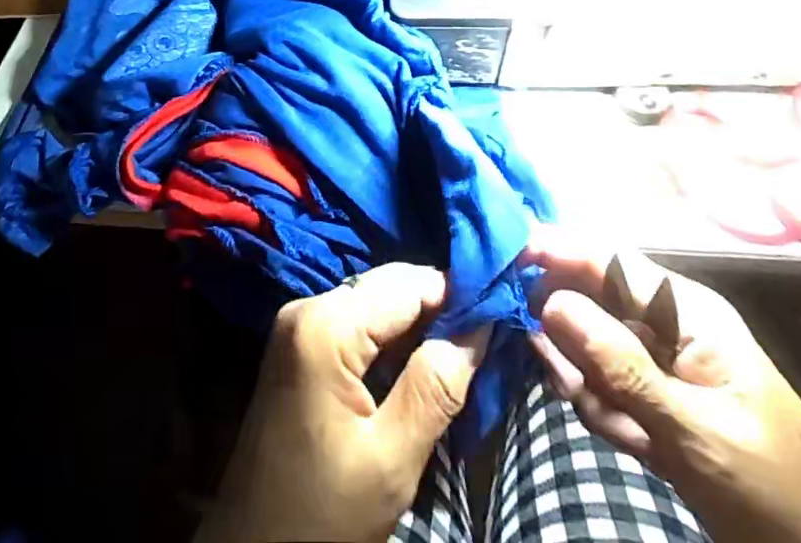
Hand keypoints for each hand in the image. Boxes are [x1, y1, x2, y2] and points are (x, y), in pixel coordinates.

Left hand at [197, 264, 489, 542]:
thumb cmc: (320, 518)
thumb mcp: (391, 459)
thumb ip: (437, 384)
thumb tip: (483, 321)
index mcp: (326, 326)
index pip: (413, 284)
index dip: (461, 298)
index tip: (500, 321)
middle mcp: (308, 308)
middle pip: (394, 287)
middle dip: (442, 310)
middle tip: (484, 343)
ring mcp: (300, 326)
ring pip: (381, 303)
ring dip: (421, 326)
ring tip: (460, 356)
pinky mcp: (301, 347)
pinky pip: (362, 324)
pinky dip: (395, 340)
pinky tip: (420, 366)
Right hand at [525, 230, 800, 542]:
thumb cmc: (770, 481)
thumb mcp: (692, 428)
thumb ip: (620, 365)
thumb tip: (551, 302)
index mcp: (687, 310)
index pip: (609, 261)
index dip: (557, 250)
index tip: (505, 253)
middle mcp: (667, 323)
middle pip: (591, 304)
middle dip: (574, 346)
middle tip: (577, 387)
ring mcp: (657, 359)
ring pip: (591, 351)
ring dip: (594, 391)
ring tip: (628, 431)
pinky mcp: (651, 393)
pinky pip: (604, 385)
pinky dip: (606, 413)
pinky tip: (635, 442)